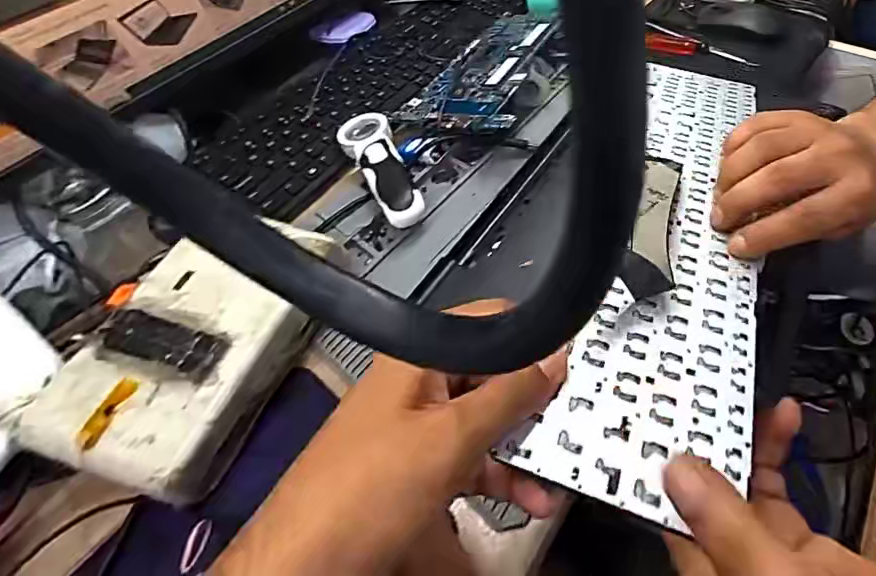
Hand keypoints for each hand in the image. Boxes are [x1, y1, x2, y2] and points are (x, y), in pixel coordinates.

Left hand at [215, 301, 566, 575]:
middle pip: (494, 378)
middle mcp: (422, 385)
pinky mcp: (416, 472)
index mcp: (423, 357)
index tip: (576, 362)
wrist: (298, 571)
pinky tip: (524, 503)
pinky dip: (497, 479)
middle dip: (534, 407)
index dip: (535, 339)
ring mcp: (419, 429)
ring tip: (554, 483)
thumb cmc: (366, 492)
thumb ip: (509, 395)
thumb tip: (556, 357)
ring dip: (521, 453)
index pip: (493, 324)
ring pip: (485, 425)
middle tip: (574, 425)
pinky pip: (468, 462)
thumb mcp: (451, 439)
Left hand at [665, 399, 875, 575]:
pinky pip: (779, 486)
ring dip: (743, 430)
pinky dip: (779, 447)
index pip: (672, 509)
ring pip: (742, 478)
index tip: (664, 405)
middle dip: (709, 431)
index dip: (664, 456)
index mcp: (714, 573)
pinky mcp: (805, 549)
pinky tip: (786, 418)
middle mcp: (733, 562)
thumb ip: (730, 530)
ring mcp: (769, 555)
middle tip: (710, 381)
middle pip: (705, 485)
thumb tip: (676, 472)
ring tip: (750, 391)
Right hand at [713, 111, 875, 258]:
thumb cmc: (860, 192)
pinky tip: (725, 162)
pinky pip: (756, 124)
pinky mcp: (795, 113)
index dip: (765, 233)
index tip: (736, 245)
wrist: (875, 146)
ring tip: (719, 193)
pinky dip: (734, 143)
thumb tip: (753, 233)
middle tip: (719, 218)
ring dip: (731, 174)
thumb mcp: (846, 222)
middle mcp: (835, 156)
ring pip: (761, 147)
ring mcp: (813, 129)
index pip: (804, 216)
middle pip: (777, 177)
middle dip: (740, 202)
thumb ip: (805, 228)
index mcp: (855, 192)